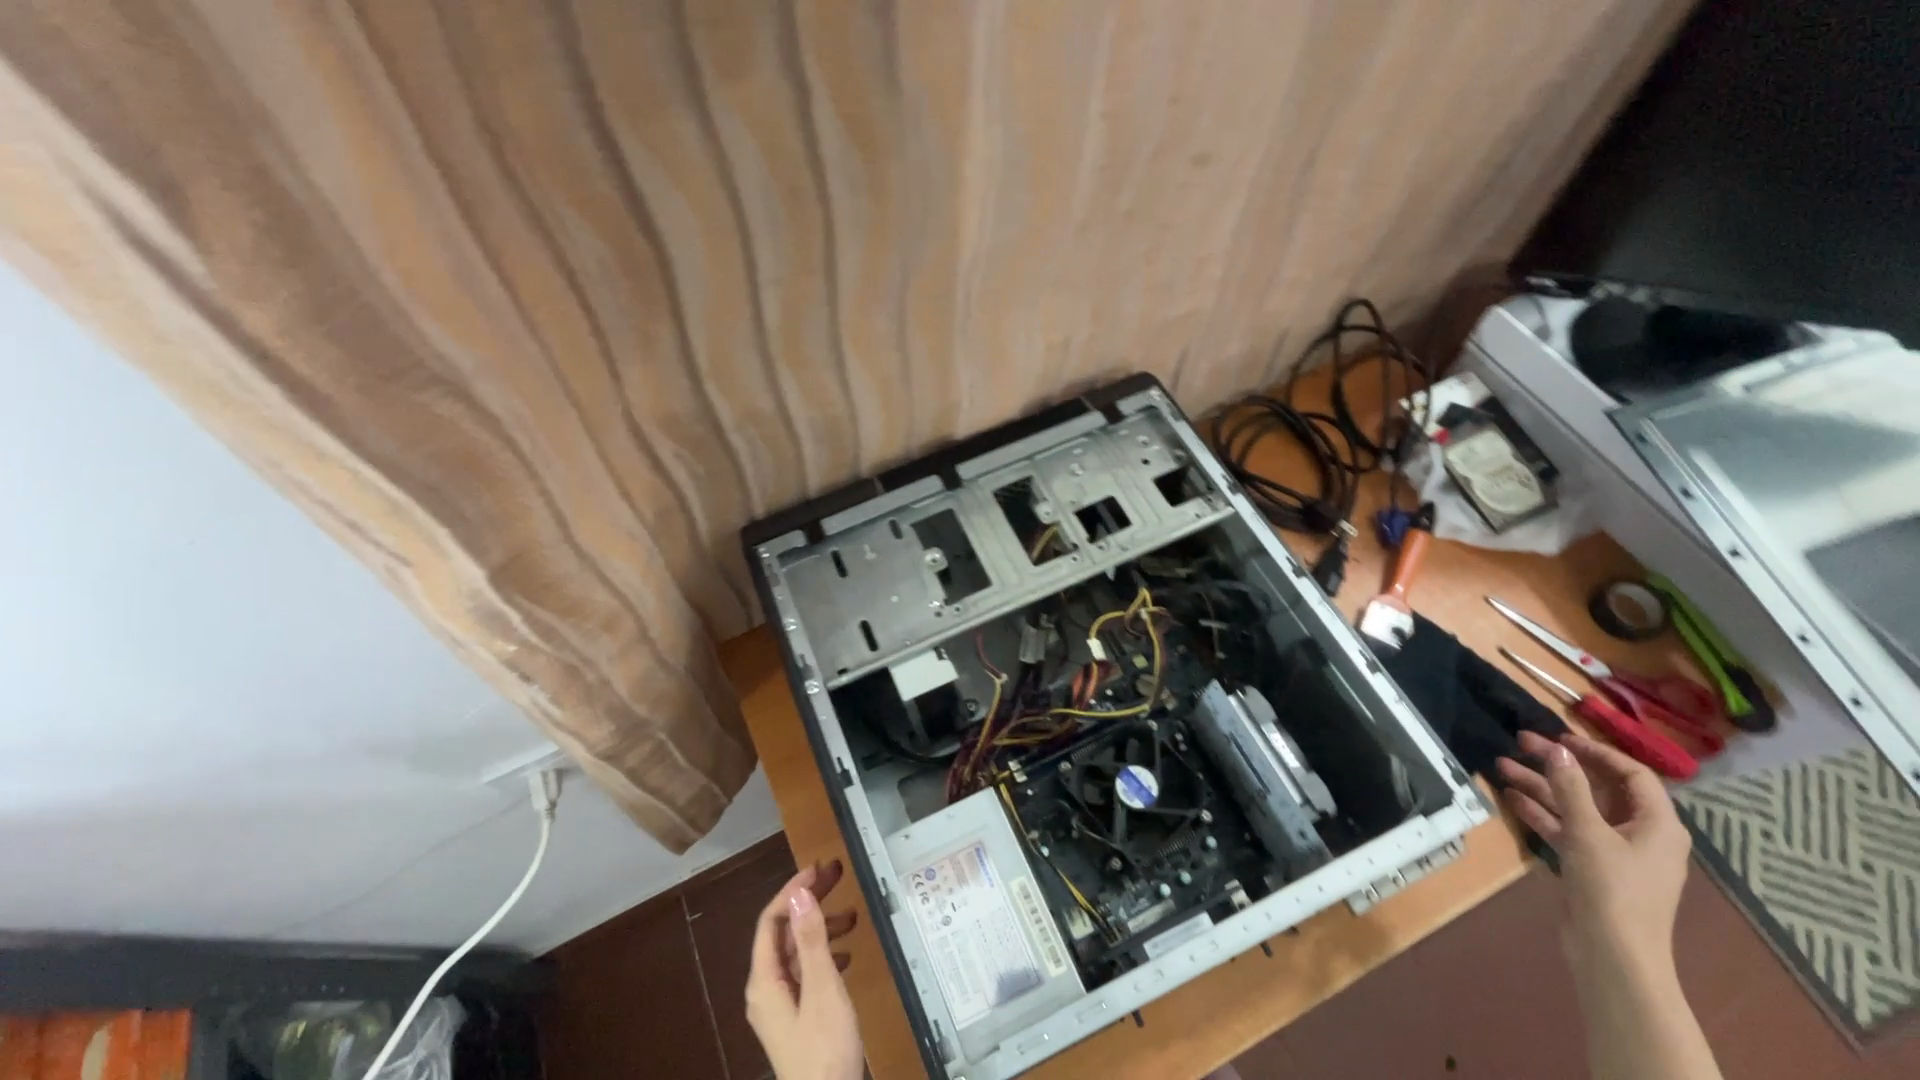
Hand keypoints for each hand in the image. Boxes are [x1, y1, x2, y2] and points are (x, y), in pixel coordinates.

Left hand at [746, 861, 862, 1079]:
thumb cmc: (823, 1048)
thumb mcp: (822, 989)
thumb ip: (812, 941)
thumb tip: (800, 896)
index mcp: (764, 981)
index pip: (771, 921)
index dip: (793, 892)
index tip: (820, 870)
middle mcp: (765, 990)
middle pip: (783, 934)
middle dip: (808, 904)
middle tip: (837, 877)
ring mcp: (780, 1007)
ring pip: (796, 954)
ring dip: (820, 930)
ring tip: (852, 918)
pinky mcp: (795, 1020)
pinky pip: (805, 975)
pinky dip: (824, 957)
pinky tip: (846, 957)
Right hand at [1496, 730, 1691, 971]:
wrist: (1613, 955)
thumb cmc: (1613, 889)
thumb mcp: (1589, 834)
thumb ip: (1570, 789)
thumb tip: (1557, 749)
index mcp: (1657, 823)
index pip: (1631, 774)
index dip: (1596, 752)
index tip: (1558, 738)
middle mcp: (1641, 833)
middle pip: (1599, 788)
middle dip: (1559, 766)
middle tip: (1519, 744)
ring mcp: (1616, 852)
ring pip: (1577, 809)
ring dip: (1542, 787)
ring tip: (1503, 766)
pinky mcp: (1592, 868)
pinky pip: (1568, 831)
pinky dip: (1543, 814)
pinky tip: (1512, 799)